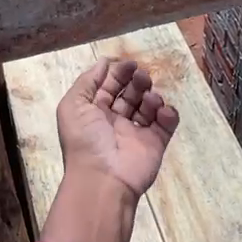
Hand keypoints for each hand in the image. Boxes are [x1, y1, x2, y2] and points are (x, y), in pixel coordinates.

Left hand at [56, 56, 180, 199]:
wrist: (102, 180)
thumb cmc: (84, 140)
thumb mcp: (73, 105)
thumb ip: (87, 81)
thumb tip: (104, 62)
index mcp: (95, 111)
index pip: (109, 86)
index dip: (118, 73)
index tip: (129, 64)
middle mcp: (115, 121)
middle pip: (130, 93)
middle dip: (137, 81)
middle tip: (141, 76)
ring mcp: (136, 133)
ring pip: (148, 105)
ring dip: (151, 95)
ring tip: (149, 97)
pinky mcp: (155, 143)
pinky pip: (166, 123)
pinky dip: (168, 113)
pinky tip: (162, 111)